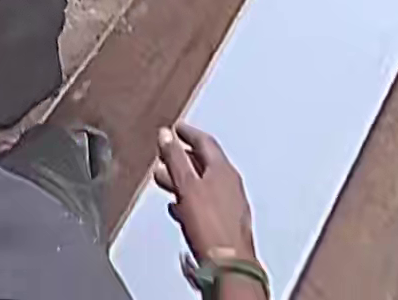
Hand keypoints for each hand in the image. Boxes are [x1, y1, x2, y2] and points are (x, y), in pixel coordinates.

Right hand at [155, 123, 256, 265]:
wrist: (228, 270)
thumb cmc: (211, 226)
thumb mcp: (185, 184)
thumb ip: (174, 157)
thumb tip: (166, 134)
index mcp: (224, 171)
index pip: (205, 141)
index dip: (187, 132)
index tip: (176, 128)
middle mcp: (231, 185)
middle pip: (203, 163)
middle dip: (182, 158)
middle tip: (166, 153)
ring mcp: (232, 206)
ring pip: (203, 184)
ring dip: (183, 180)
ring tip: (165, 180)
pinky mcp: (228, 226)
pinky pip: (206, 203)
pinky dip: (191, 198)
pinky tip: (179, 206)